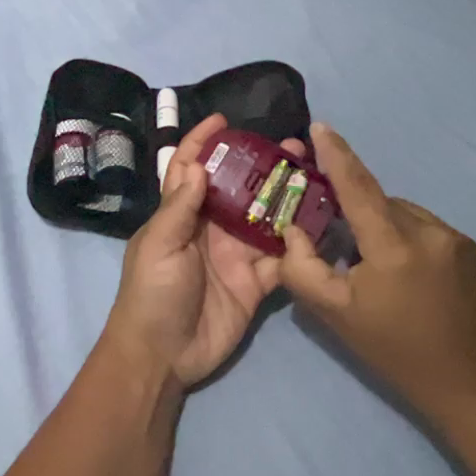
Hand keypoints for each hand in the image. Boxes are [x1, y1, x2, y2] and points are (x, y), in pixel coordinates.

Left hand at [103, 115, 295, 387]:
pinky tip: (324, 222)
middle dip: (261, 166)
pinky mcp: (256, 284)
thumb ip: (179, 207)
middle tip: (293, 145)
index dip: (203, 143)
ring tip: (316, 173)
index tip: (225, 120)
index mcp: (180, 214)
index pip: (190, 169)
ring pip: (266, 219)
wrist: (163, 355)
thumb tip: (197, 165)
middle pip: (239, 189)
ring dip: (287, 198)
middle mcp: (210, 229)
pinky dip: (301, 243)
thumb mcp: (159, 244)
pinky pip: (282, 259)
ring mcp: (235, 256)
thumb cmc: (152, 293)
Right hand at [278, 122, 475, 422]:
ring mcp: (455, 240)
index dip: (336, 154)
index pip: (358, 186)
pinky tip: (401, 275)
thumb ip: (302, 268)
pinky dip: (403, 238)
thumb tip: (293, 230)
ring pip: (401, 214)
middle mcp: (429, 231)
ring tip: (371, 267)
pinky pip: (424, 228)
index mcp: (394, 245)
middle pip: (378, 202)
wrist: (474, 386)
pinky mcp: (471, 251)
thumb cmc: (396, 350)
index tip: (319, 126)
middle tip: (334, 240)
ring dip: (380, 227)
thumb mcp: (335, 314)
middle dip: (353, 212)